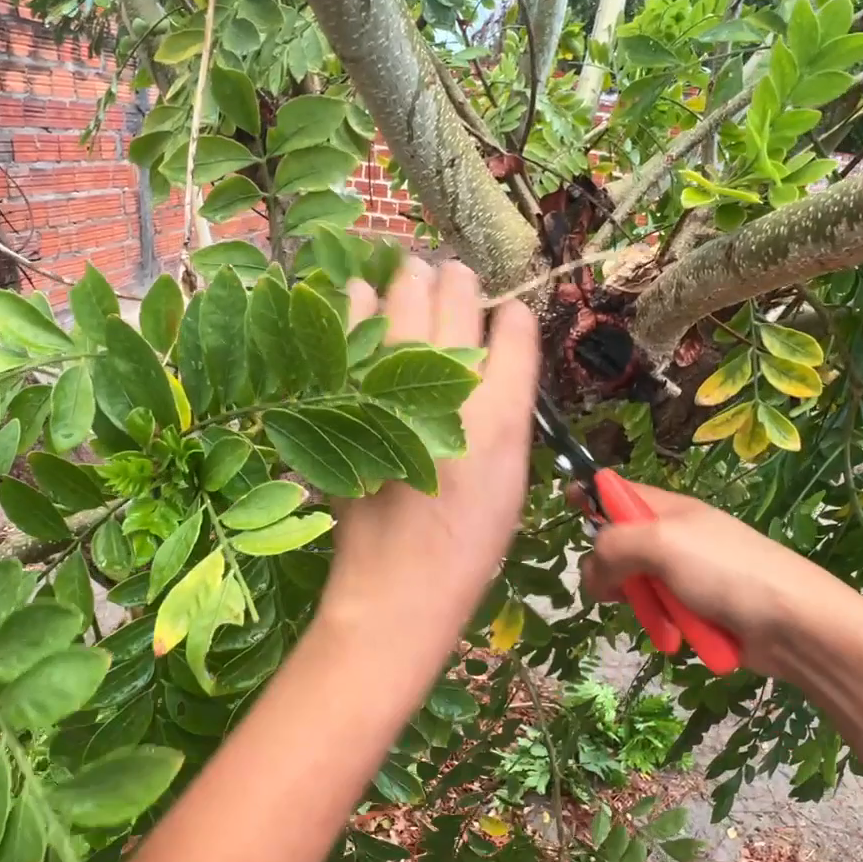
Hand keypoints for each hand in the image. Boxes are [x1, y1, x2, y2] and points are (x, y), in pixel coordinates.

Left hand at [316, 259, 539, 640]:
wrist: (399, 584)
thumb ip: (507, 413)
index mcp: (505, 411)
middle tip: (452, 285)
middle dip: (458, 282)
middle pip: (459, 292)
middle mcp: (454, 387)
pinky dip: (358, 304)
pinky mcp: (348, 395)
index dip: (509, 316)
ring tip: (415, 278)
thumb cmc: (468, 544)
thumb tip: (493, 361)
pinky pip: (352, 324)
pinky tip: (362, 298)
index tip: (500, 322)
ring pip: (406, 292)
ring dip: (413, 279)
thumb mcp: (512, 480)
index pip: (514, 325)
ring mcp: (394, 385)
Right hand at [578, 482, 862, 680]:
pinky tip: (676, 635)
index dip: (590, 494)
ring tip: (660, 617)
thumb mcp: (661, 543)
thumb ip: (612, 547)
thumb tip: (593, 574)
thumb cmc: (727, 572)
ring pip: (634, 586)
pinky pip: (660, 614)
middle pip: (616, 547)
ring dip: (641, 605)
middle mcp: (673, 538)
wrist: (795, 624)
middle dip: (609, 570)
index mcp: (668, 509)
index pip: (617, 491)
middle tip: (614, 588)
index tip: (566, 506)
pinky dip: (664, 626)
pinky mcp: (697, 609)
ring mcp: (685, 575)